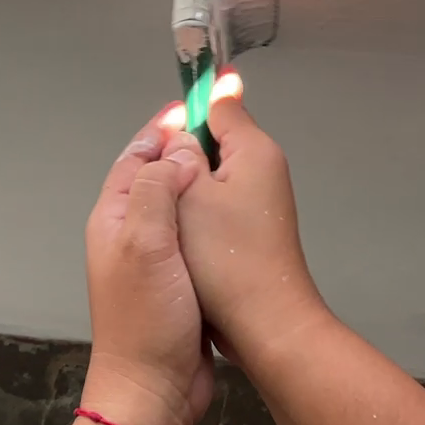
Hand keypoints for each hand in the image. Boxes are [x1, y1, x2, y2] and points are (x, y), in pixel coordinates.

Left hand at [81, 106, 215, 424]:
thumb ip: (159, 189)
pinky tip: (233, 212)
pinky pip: (194, 232)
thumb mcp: (147, 242)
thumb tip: (181, 150)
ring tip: (233, 163)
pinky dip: (210, 214)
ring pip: (178, 203)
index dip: (164, 129)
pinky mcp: (179, 278)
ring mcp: (155, 257)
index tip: (197, 105)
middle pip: (157, 175)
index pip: (137, 156)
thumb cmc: (148, 313)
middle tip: (224, 131)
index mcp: (115, 216)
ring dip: (199, 181)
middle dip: (184, 149)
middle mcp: (131, 230)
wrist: (154, 390)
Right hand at [174, 75, 332, 369]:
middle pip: (215, 139)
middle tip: (159, 181)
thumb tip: (209, 101)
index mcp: (254, 149)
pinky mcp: (254, 225)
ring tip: (170, 209)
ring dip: (189, 185)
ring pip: (212, 173)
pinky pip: (220, 200)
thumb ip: (195, 144)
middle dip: (184, 154)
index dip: (186, 111)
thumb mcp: (195, 193)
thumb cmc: (225, 256)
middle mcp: (265, 166)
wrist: (264, 323)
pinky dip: (200, 208)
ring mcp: (262, 198)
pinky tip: (183, 230)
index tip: (160, 137)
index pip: (220, 103)